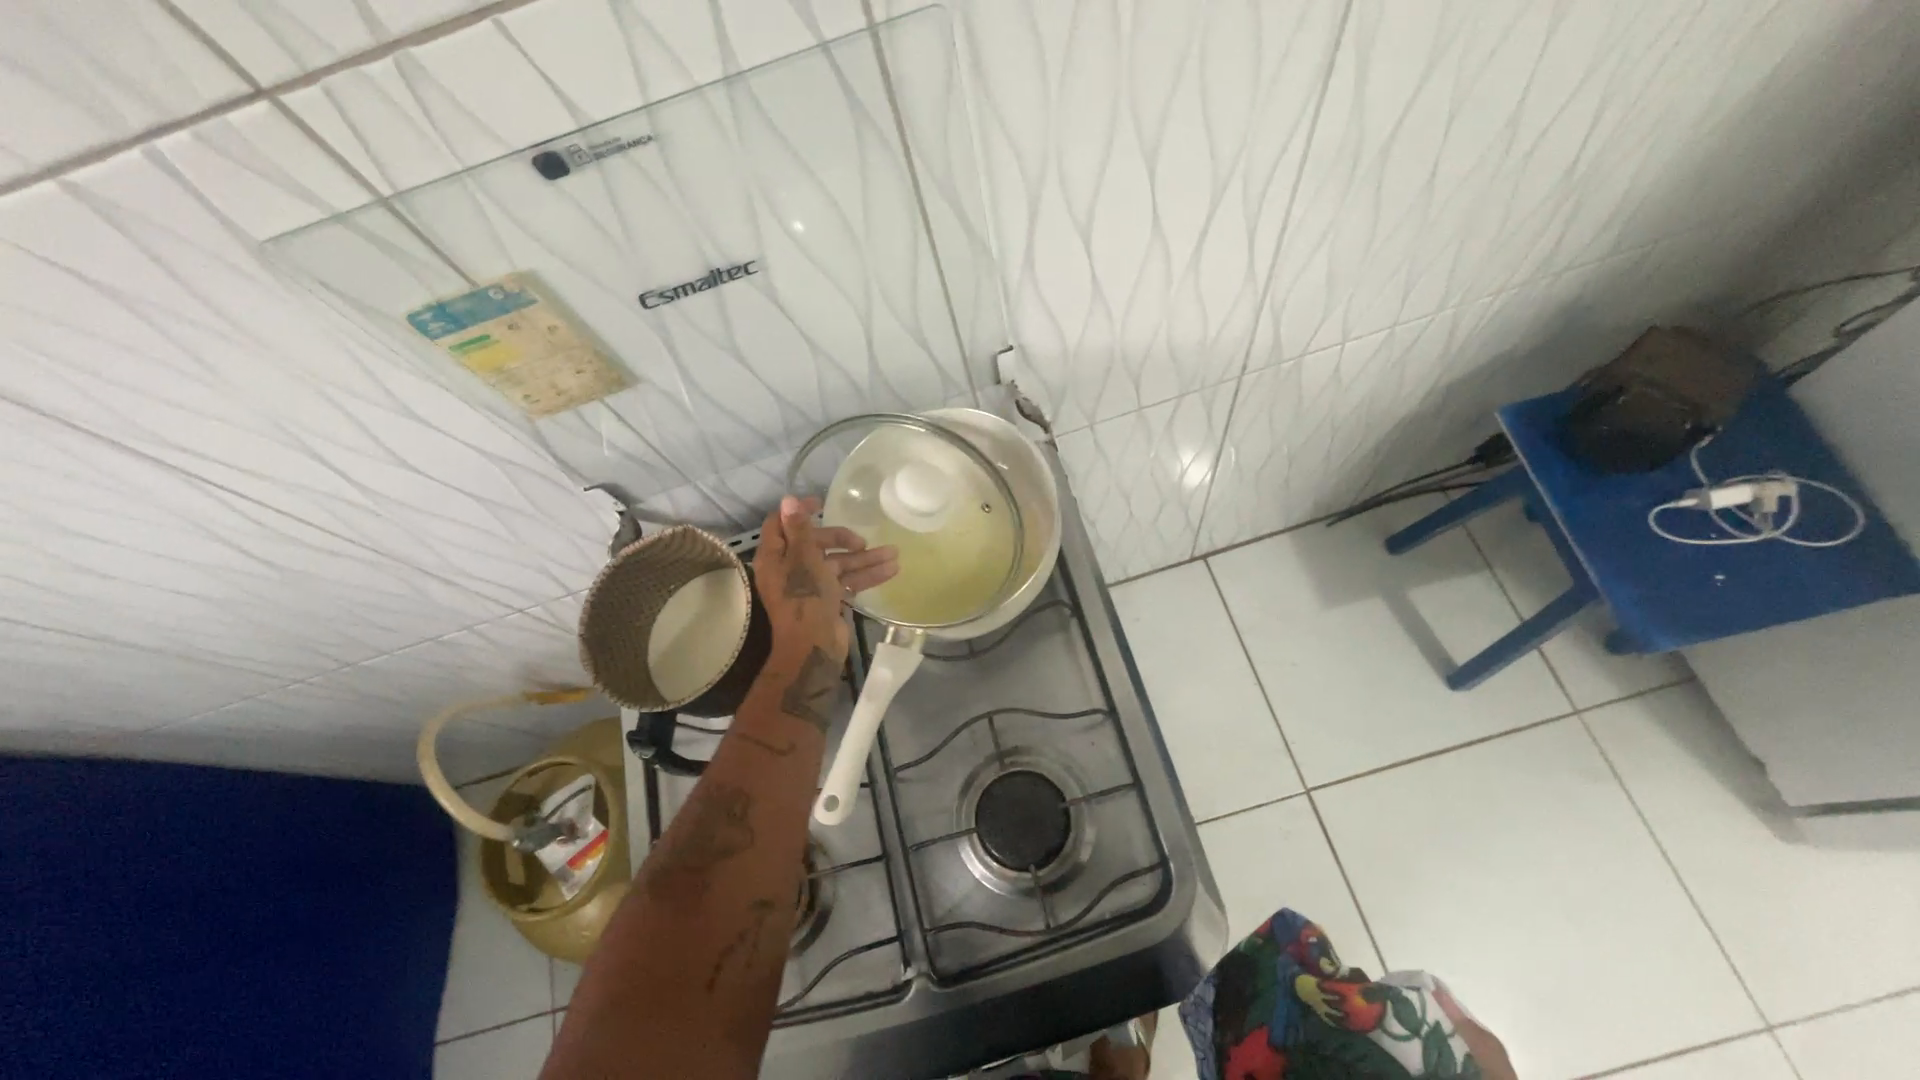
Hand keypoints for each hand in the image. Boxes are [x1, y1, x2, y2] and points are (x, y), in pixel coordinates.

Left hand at [753, 496, 896, 661]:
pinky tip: (891, 570)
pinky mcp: (828, 599)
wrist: (814, 647)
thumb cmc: (804, 598)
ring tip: (894, 553)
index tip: (823, 502)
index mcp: (776, 557)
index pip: (782, 524)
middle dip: (842, 539)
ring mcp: (810, 585)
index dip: (800, 511)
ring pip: (838, 563)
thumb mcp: (803, 559)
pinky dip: (866, 576)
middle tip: (861, 541)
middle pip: (817, 543)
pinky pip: (847, 581)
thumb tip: (787, 499)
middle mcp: (791, 568)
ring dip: (864, 558)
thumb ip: (799, 529)